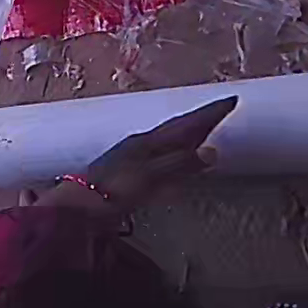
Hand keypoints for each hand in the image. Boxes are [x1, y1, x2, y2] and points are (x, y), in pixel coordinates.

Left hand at [38, 96, 237, 215]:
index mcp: (147, 142)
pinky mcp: (125, 177)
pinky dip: (172, 160)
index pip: (184, 125)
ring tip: (201, 137)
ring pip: (166, 145)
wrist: (77, 207)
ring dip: (185, 140)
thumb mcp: (149, 176)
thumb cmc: (112, 189)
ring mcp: (130, 160)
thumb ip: (178, 164)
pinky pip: (157, 162)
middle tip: (219, 113)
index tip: (230, 101)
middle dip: (198, 123)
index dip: (207, 115)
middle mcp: (139, 146)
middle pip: (175, 131)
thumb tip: (211, 151)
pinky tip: (172, 170)